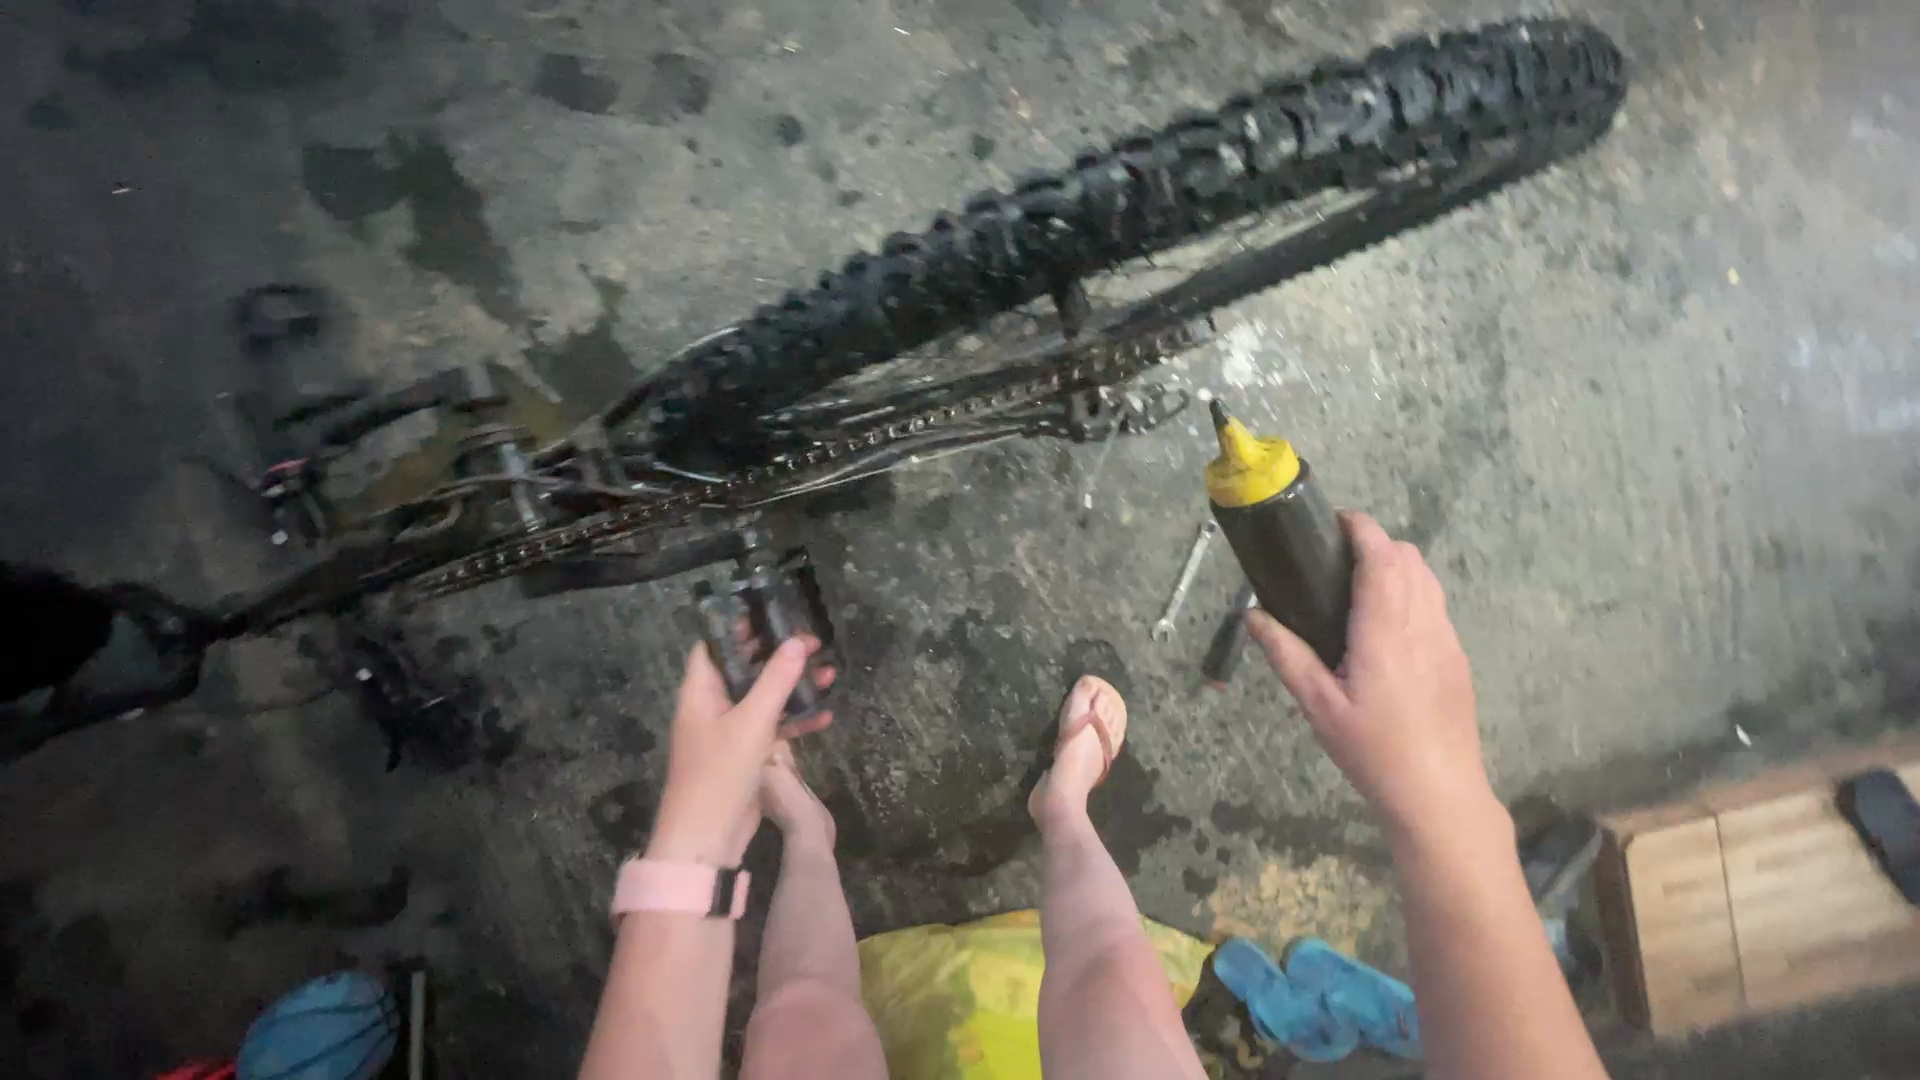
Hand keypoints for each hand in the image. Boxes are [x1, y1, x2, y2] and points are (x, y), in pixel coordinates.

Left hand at [647, 637, 833, 865]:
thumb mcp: (751, 721)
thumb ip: (776, 680)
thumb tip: (796, 642)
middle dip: (778, 654)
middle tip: (813, 642)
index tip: (774, 614)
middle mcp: (712, 705)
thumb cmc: (719, 772)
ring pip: (765, 696)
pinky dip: (796, 719)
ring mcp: (729, 730)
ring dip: (795, 686)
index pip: (714, 645)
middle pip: (745, 667)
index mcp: (700, 690)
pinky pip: (773, 726)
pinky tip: (825, 716)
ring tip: (830, 673)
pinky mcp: (746, 754)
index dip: (739, 626)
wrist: (706, 840)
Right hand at [1245, 511, 1495, 846]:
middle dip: (1377, 543)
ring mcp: (1447, 641)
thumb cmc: (1372, 749)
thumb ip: (1286, 654)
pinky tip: (1384, 623)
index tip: (1335, 521)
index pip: (1383, 559)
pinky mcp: (1457, 658)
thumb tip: (1253, 615)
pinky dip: (1412, 590)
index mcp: (1386, 631)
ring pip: (1429, 578)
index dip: (1363, 530)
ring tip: (1357, 584)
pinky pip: (1436, 604)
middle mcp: (1423, 625)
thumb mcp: (1317, 705)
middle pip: (1410, 559)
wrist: (1439, 794)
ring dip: (1397, 565)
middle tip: (1335, 559)